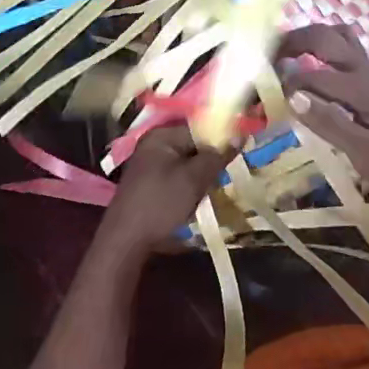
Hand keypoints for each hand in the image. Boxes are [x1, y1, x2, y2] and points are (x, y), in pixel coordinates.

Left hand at [99, 125, 235, 257]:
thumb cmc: (160, 203)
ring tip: (216, 187)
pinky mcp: (150, 184)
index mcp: (161, 136)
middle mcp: (154, 145)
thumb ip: (216, 156)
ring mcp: (150, 165)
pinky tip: (199, 198)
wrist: (127, 239)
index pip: (200, 129)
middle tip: (230, 173)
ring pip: (187, 164)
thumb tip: (238, 137)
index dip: (221, 140)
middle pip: (193, 146)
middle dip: (212, 159)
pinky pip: (178, 177)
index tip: (241, 153)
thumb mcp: (193, 179)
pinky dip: (190, 185)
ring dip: (202, 175)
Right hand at [278, 24, 368, 200]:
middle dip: (290, 41)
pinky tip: (309, 66)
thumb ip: (328, 122)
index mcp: (359, 88)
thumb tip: (291, 97)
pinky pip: (344, 47)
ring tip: (283, 56)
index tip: (261, 98)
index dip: (282, 83)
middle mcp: (364, 70)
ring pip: (336, 34)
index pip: (309, 74)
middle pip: (323, 36)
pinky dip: (321, 48)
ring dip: (307, 38)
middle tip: (264, 59)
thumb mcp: (363, 152)